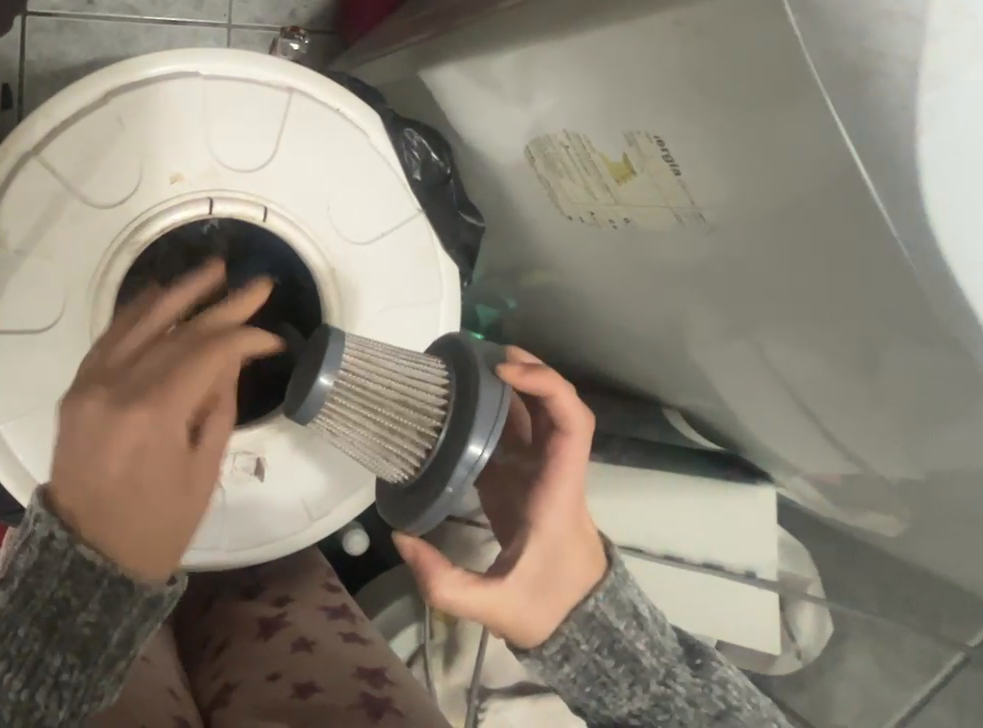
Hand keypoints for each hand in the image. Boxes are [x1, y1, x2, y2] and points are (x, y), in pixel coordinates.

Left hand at [45, 260, 282, 582]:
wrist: (87, 556)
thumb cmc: (157, 525)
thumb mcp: (203, 472)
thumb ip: (219, 405)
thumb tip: (233, 356)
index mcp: (154, 412)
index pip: (207, 353)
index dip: (244, 336)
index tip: (273, 336)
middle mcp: (118, 385)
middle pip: (177, 330)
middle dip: (220, 304)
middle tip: (255, 283)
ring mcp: (91, 382)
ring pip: (138, 322)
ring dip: (178, 293)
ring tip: (211, 270)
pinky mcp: (77, 386)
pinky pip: (109, 337)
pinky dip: (136, 312)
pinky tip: (159, 294)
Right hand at [393, 350, 607, 648]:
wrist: (581, 631)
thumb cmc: (549, 610)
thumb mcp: (497, 607)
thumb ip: (446, 583)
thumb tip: (400, 538)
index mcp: (558, 490)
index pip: (572, 424)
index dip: (545, 386)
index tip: (502, 370)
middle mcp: (553, 472)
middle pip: (556, 407)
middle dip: (528, 371)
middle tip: (482, 351)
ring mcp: (539, 475)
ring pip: (536, 416)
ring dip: (510, 386)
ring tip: (468, 365)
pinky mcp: (523, 482)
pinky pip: (515, 434)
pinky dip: (495, 411)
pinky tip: (463, 402)